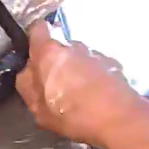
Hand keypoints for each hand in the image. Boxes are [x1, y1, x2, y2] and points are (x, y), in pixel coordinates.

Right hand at [14, 21, 148, 148]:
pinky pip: (96, 66)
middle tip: (57, 86)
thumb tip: (27, 71)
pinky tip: (97, 97)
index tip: (36, 57)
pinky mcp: (113, 63)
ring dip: (77, 70)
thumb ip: (28, 85)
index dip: (35, 40)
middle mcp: (72, 45)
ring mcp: (95, 53)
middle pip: (59, 47)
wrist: (120, 119)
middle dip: (57, 62)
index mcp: (49, 53)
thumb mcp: (39, 110)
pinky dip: (94, 76)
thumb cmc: (73, 115)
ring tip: (80, 95)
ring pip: (79, 57)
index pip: (38, 29)